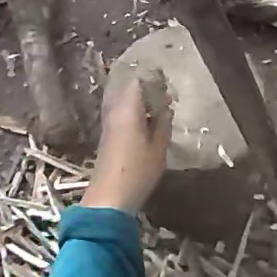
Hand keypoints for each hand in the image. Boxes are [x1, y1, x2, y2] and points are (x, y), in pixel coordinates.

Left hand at [82, 75, 171, 213]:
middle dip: (147, 89)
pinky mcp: (107, 134)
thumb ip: (163, 123)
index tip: (169, 85)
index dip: (153, 79)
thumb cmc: (137, 171)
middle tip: (167, 97)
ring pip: (124, 100)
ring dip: (141, 101)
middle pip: (128, 88)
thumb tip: (165, 107)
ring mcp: (108, 122)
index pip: (137, 81)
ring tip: (160, 109)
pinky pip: (121, 112)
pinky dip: (134, 111)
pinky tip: (148, 123)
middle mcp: (114, 110)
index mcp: (128, 108)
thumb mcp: (159, 147)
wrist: (109, 198)